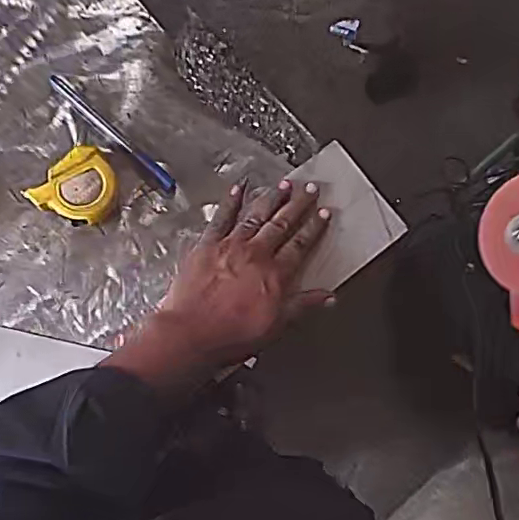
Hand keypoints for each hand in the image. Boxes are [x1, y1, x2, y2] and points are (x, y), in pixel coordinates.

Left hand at [103, 178, 331, 396]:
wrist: (191, 333)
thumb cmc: (230, 334)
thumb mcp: (275, 326)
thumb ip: (302, 306)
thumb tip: (327, 297)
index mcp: (275, 274)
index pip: (300, 244)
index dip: (314, 227)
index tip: (322, 214)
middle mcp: (255, 254)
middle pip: (281, 224)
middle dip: (297, 205)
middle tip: (309, 189)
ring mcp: (230, 247)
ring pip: (256, 216)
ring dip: (271, 198)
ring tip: (283, 185)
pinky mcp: (206, 246)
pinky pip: (221, 218)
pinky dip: (231, 202)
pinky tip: (238, 189)